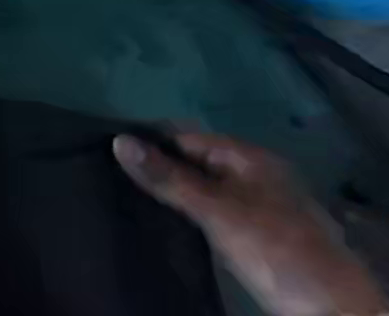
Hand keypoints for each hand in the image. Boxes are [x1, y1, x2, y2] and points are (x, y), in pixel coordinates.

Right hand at [114, 130, 388, 315]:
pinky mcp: (262, 238)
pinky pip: (215, 213)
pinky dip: (192, 215)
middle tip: (116, 177)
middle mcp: (254, 174)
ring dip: (174, 193)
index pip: (184, 136)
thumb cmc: (277, 251)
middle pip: (194, 161)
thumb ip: (168, 177)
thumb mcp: (218, 212)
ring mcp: (260, 207)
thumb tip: (118, 140)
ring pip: (203, 188)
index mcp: (247, 156)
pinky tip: (169, 224)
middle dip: (159, 167)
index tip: (111, 153)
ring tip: (132, 198)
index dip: (150, 142)